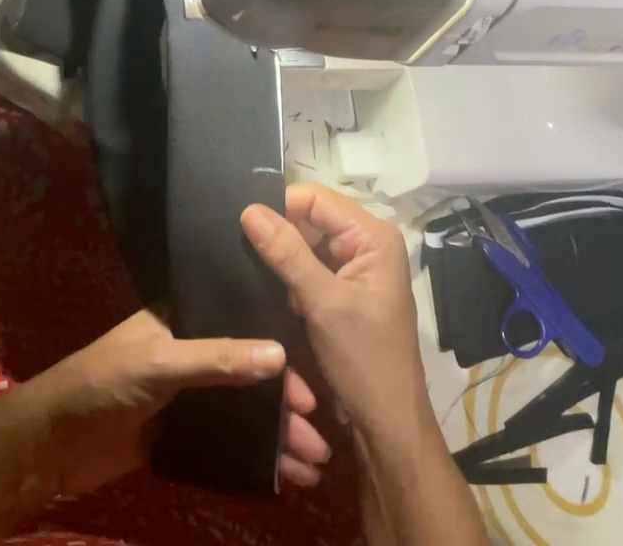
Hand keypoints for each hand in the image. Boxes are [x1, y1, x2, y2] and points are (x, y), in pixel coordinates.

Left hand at [16, 309, 333, 496]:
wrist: (50, 442)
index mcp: (183, 319)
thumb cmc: (103, 382)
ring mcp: (185, 396)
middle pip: (249, 376)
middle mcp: (190, 353)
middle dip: (284, 407)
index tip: (308, 390)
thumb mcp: (161, 362)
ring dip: (274, 435)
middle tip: (317, 438)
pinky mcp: (178, 433)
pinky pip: (225, 441)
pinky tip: (282, 474)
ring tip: (311, 465)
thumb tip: (281, 356)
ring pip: (241, 411)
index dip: (278, 355)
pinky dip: (253, 454)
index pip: (243, 328)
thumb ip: (218, 359)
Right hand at [240, 184, 427, 440]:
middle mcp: (366, 244)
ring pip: (305, 244)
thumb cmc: (364, 360)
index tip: (240, 222)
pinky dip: (287, 277)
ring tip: (243, 264)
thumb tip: (249, 210)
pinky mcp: (341, 291)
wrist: (387, 423)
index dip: (280, 206)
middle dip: (278, 233)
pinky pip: (307, 269)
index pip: (317, 199)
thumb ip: (287, 254)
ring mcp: (354, 268)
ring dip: (280, 257)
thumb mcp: (323, 304)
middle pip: (310, 219)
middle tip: (235, 245)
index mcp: (373, 237)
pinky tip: (263, 285)